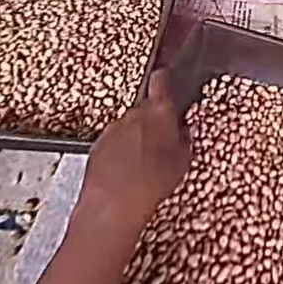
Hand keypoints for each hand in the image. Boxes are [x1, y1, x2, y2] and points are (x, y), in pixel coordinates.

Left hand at [80, 70, 190, 233]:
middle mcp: (134, 114)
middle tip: (161, 142)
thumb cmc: (152, 182)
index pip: (160, 80)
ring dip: (135, 137)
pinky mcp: (98, 145)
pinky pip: (113, 142)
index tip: (166, 79)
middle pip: (145, 108)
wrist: (114, 204)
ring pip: (128, 126)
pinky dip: (119, 151)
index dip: (164, 79)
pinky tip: (126, 172)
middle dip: (152, 121)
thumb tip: (185, 133)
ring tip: (143, 163)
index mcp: (159, 111)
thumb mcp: (183, 162)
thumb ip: (185, 139)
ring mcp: (113, 128)